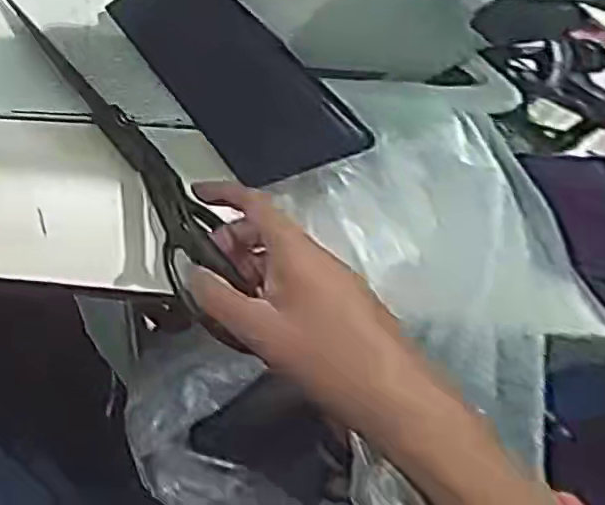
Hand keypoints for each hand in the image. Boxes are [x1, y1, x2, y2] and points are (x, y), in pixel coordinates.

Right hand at [186, 182, 443, 435]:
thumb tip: (194, 274)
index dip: (222, 192)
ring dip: (249, 271)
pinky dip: (272, 289)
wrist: (410, 413)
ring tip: (236, 304)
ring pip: (281, 261)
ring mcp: (340, 286)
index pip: (255, 203)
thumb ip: (212, 294)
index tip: (197, 193)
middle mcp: (321, 261)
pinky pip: (300, 283)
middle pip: (265, 233)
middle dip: (230, 244)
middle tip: (211, 270)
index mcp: (297, 252)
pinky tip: (267, 323)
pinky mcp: (351, 310)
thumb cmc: (331, 359)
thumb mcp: (255, 327)